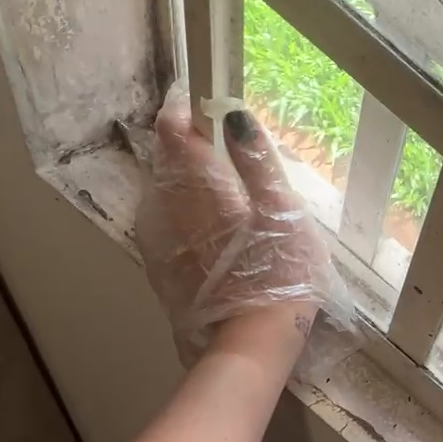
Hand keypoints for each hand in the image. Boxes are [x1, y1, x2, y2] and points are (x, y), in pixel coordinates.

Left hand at [138, 84, 331, 368]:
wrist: (250, 343)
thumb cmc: (278, 275)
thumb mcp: (283, 215)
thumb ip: (259, 163)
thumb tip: (234, 114)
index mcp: (197, 188)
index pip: (174, 133)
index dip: (183, 110)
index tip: (197, 98)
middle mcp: (166, 208)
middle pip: (167, 163)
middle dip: (185, 147)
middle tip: (212, 139)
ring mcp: (160, 243)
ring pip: (162, 195)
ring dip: (182, 181)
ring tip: (211, 182)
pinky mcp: (162, 271)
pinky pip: (165, 226)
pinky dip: (180, 214)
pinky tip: (203, 226)